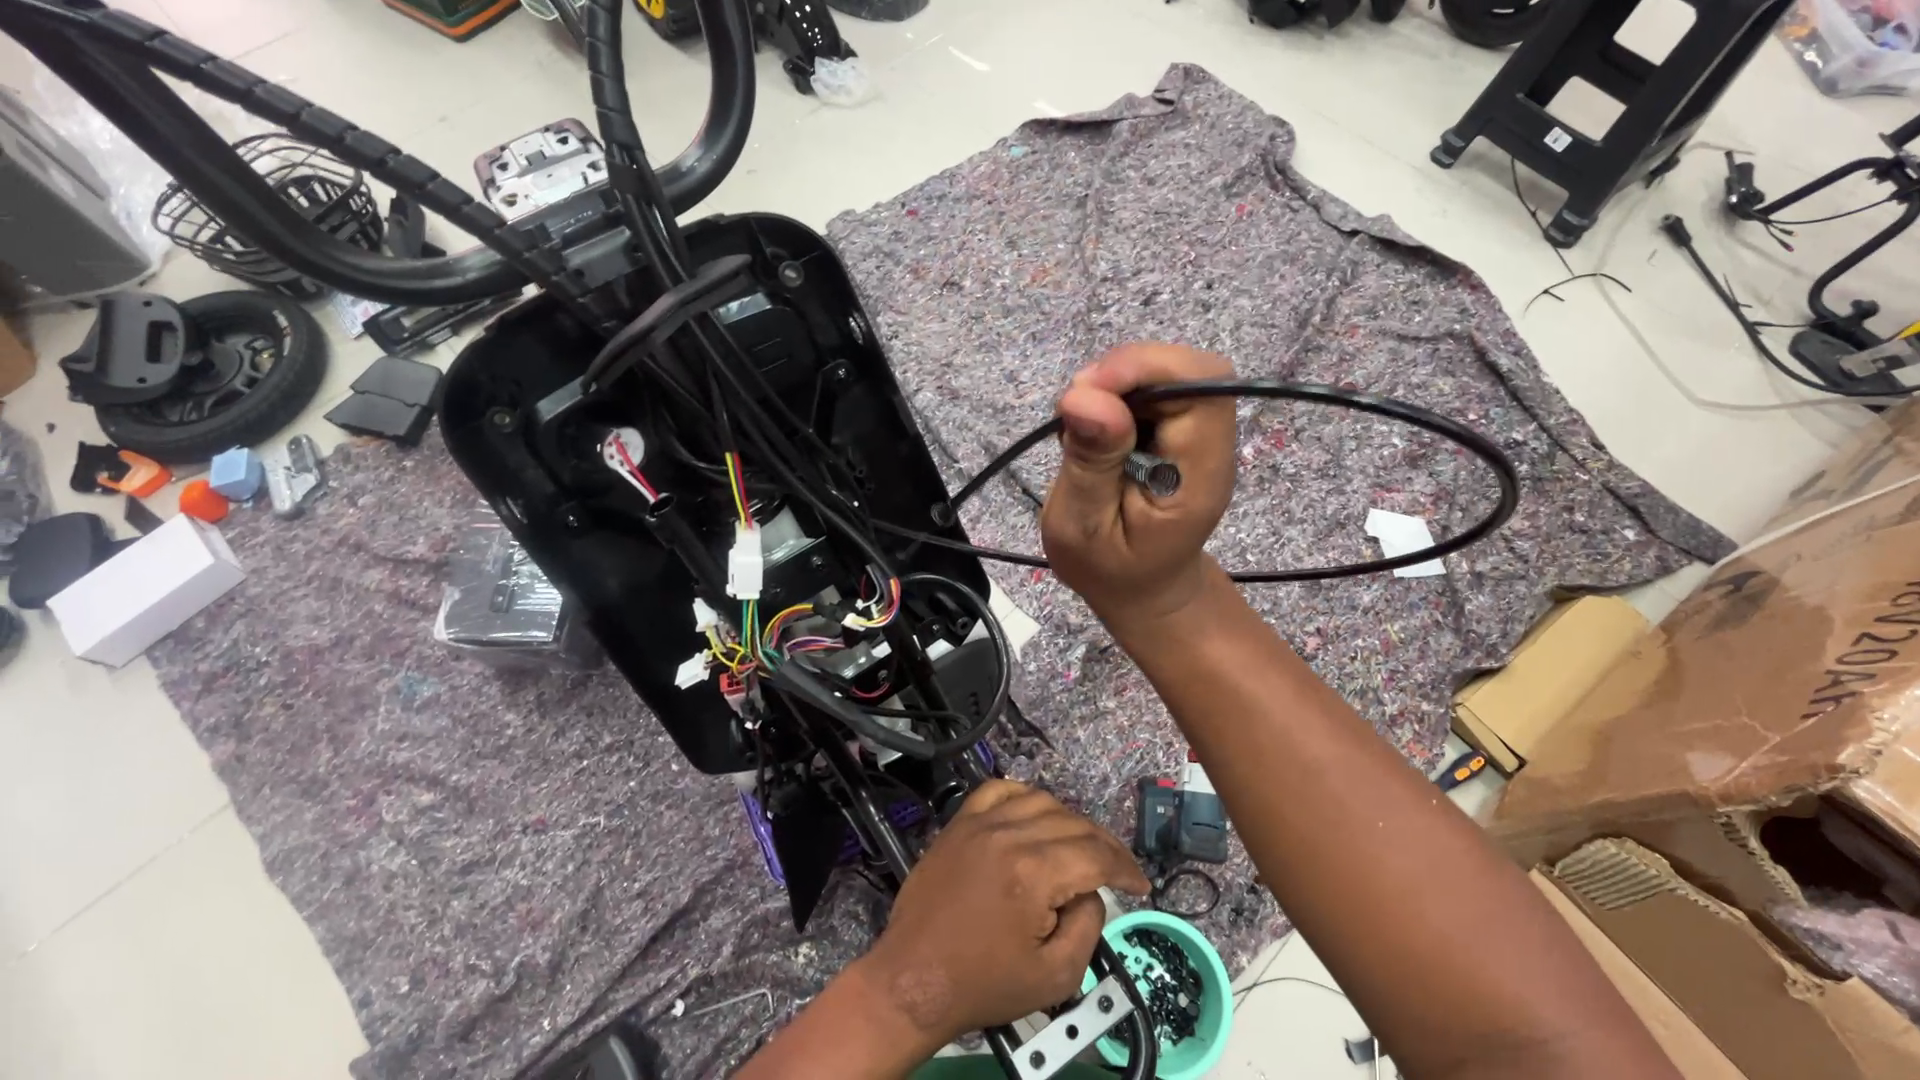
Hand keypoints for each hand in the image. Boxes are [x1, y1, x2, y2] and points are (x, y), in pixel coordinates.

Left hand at [854, 780, 1149, 1047]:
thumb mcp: (1055, 975)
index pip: (1095, 854)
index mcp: (1033, 872)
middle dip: (1105, 847)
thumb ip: (1088, 926)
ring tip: (1083, 847)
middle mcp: (1007, 836)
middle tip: (1119, 871)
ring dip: (1071, 821)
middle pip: (1073, 824)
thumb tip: (1091, 892)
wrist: (914, 979)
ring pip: (1041, 802)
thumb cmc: (983, 984)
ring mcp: (978, 824)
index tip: (1139, 886)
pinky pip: (998, 791)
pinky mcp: (957, 825)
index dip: (1125, 868)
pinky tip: (1037, 813)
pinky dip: (1024, 796)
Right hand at [1041, 343, 1237, 627]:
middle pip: (1188, 369)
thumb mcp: (1082, 527)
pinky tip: (1091, 429)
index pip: (1203, 387)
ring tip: (1077, 427)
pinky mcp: (1176, 430)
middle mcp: (1210, 445)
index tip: (1089, 389)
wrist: (1141, 589)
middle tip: (1073, 409)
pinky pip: (1152, 389)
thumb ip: (1090, 461)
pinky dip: (1114, 394)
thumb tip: (1085, 393)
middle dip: (1124, 373)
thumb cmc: (1109, 570)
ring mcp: (1196, 435)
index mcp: (1199, 474)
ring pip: (1166, 373)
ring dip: (1114, 384)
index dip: (1148, 369)